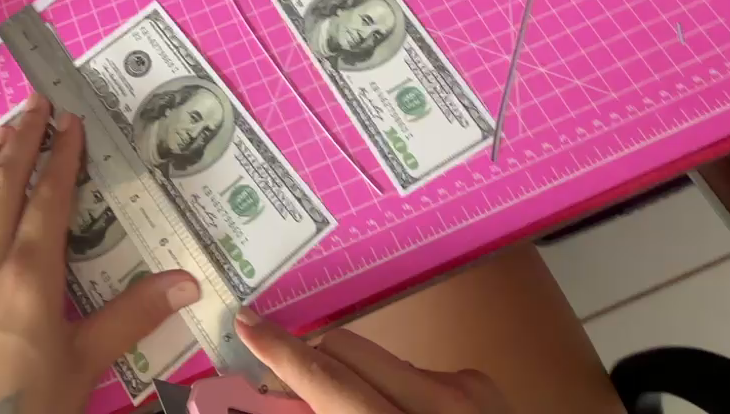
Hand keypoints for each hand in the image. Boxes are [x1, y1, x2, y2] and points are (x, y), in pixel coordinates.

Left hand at [0, 93, 201, 413]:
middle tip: (35, 103)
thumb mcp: (87, 364)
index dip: (62, 156)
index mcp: (28, 277)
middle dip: (22, 140)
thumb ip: (134, 315)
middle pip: (3, 187)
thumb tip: (191, 280)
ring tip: (1, 134)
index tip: (71, 121)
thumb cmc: (32, 411)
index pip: (49, 198)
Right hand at [237, 310, 510, 413]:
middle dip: (308, 360)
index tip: (247, 323)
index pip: (330, 382)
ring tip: (341, 408)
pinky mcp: (482, 384)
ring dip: (349, 378)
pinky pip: (411, 371)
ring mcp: (468, 389)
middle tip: (279, 382)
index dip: (282, 353)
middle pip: (346, 350)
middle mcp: (441, 403)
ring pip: (376, 358)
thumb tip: (286, 401)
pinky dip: (388, 388)